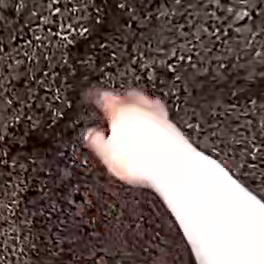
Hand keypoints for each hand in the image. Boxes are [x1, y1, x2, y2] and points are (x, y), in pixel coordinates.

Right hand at [82, 89, 197, 189]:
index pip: (105, 99)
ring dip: (139, 104)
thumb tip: (91, 134)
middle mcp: (140, 109)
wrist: (172, 166)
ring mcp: (158, 116)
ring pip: (146, 103)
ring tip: (134, 110)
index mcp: (120, 112)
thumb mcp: (107, 155)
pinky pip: (159, 115)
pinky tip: (152, 125)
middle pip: (128, 96)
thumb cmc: (139, 161)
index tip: (93, 97)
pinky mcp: (171, 126)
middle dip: (120, 98)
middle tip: (114, 102)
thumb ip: (96, 141)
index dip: (97, 98)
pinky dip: (152, 116)